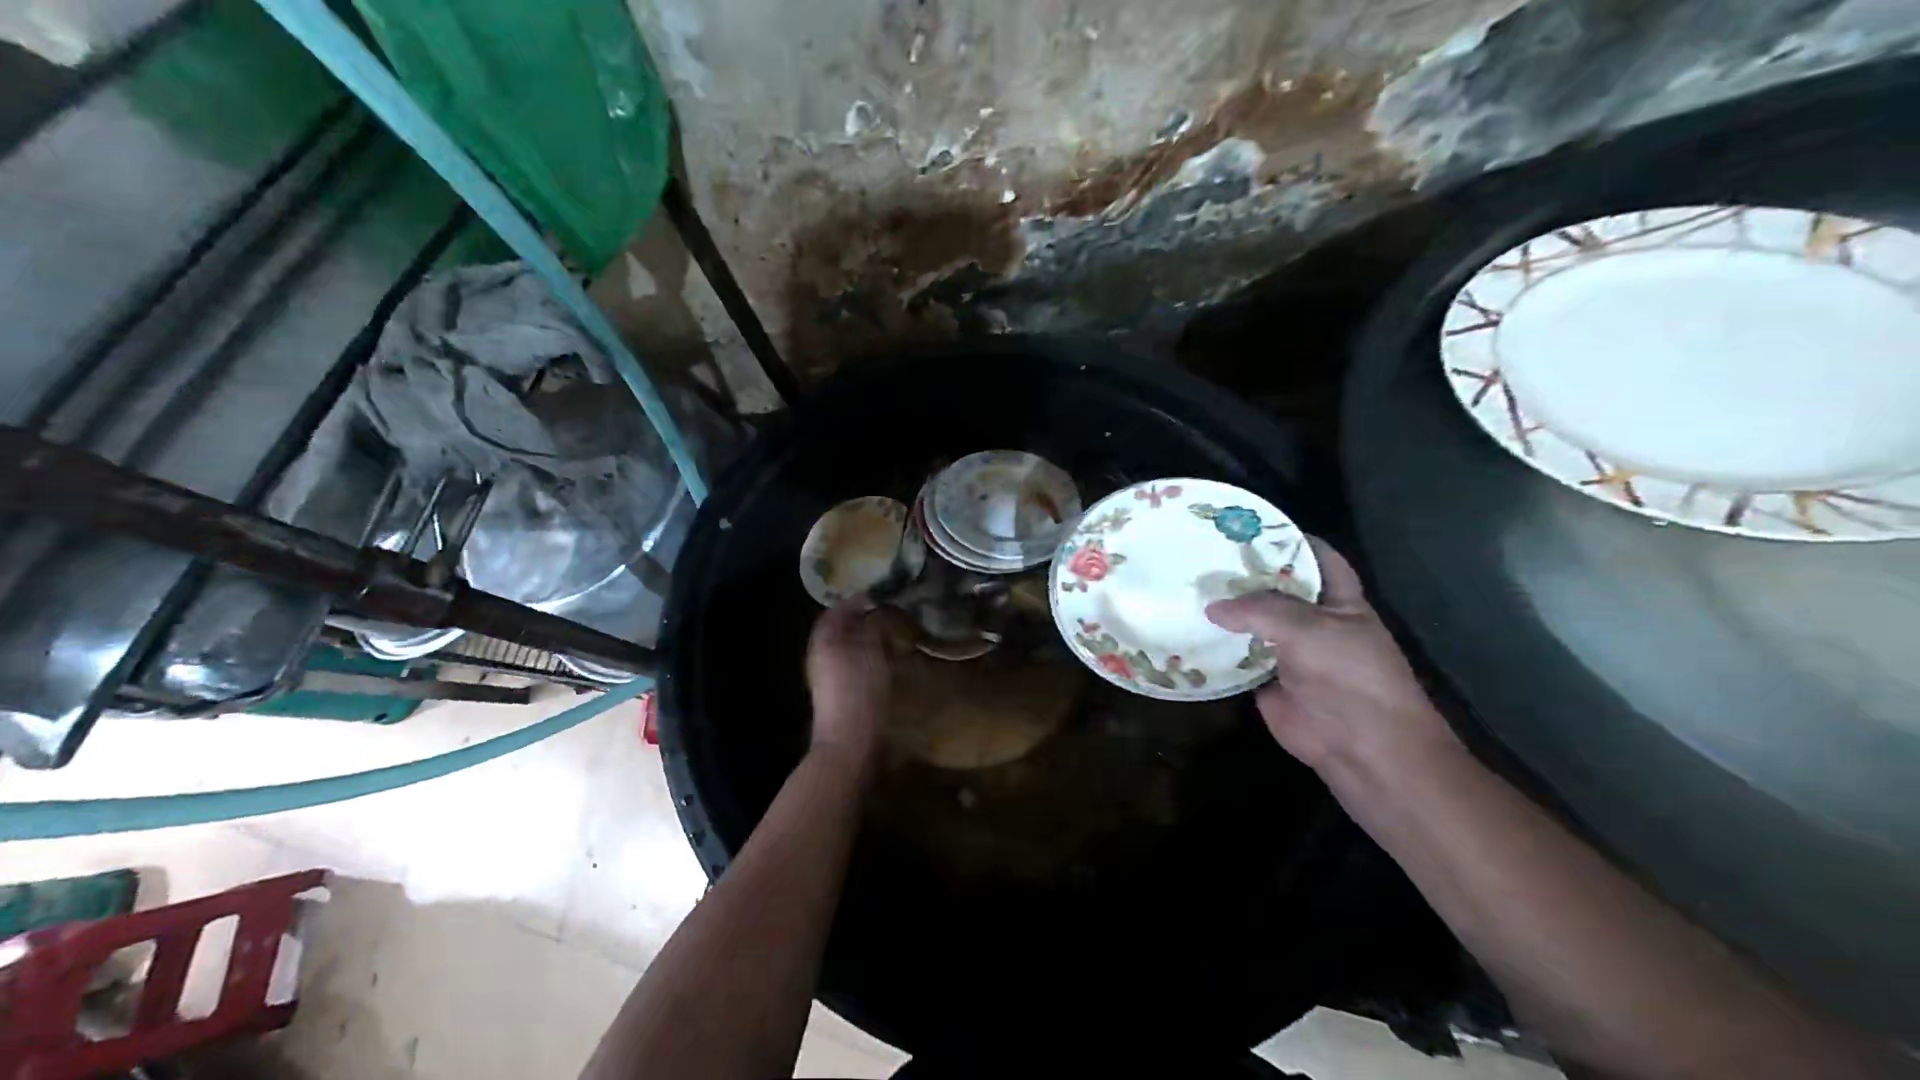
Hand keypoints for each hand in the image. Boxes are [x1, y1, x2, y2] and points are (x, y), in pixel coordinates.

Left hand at [804, 598, 890, 761]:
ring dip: (867, 637)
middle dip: (862, 618)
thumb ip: (871, 625)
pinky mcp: (839, 694)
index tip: (881, 594)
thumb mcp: (870, 650)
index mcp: (824, 639)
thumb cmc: (859, 691)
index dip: (857, 600)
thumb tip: (876, 608)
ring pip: (847, 646)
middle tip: (890, 613)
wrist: (849, 743)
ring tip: (893, 634)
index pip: (836, 609)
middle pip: (840, 628)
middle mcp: (821, 655)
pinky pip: (853, 664)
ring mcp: (828, 677)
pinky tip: (887, 660)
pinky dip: (869, 656)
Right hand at [1205, 537, 1457, 772]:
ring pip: (1252, 623)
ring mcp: (1288, 651)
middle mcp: (1313, 620)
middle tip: (1201, 555)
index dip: (1288, 539)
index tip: (1247, 527)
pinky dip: (1215, 647)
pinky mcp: (1265, 679)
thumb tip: (1211, 607)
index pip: (1316, 556)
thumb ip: (1259, 610)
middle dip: (1244, 574)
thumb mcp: (1308, 629)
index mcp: (1338, 599)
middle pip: (1275, 588)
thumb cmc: (1349, 675)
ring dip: (1226, 611)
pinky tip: (1185, 630)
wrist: (1360, 746)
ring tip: (1185, 587)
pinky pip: (1237, 657)